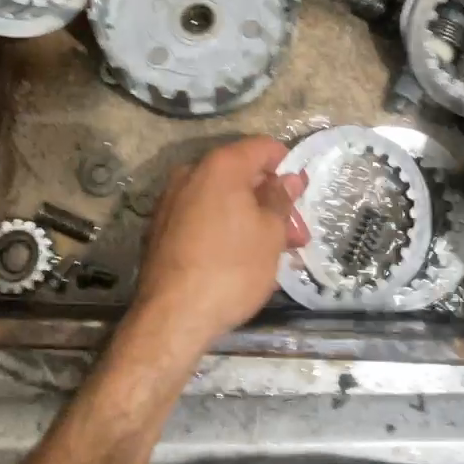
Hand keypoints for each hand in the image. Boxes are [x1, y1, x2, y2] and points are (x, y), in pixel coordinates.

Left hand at [131, 137, 309, 347]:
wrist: (172, 316)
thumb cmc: (231, 268)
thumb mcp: (270, 233)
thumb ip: (280, 200)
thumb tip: (287, 179)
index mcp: (220, 166)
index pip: (261, 147)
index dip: (286, 165)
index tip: (301, 193)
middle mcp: (191, 173)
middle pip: (240, 174)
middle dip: (271, 201)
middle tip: (296, 234)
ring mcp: (171, 201)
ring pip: (221, 199)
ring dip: (250, 217)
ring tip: (274, 252)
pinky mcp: (161, 228)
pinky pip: (202, 216)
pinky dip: (225, 227)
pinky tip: (241, 257)